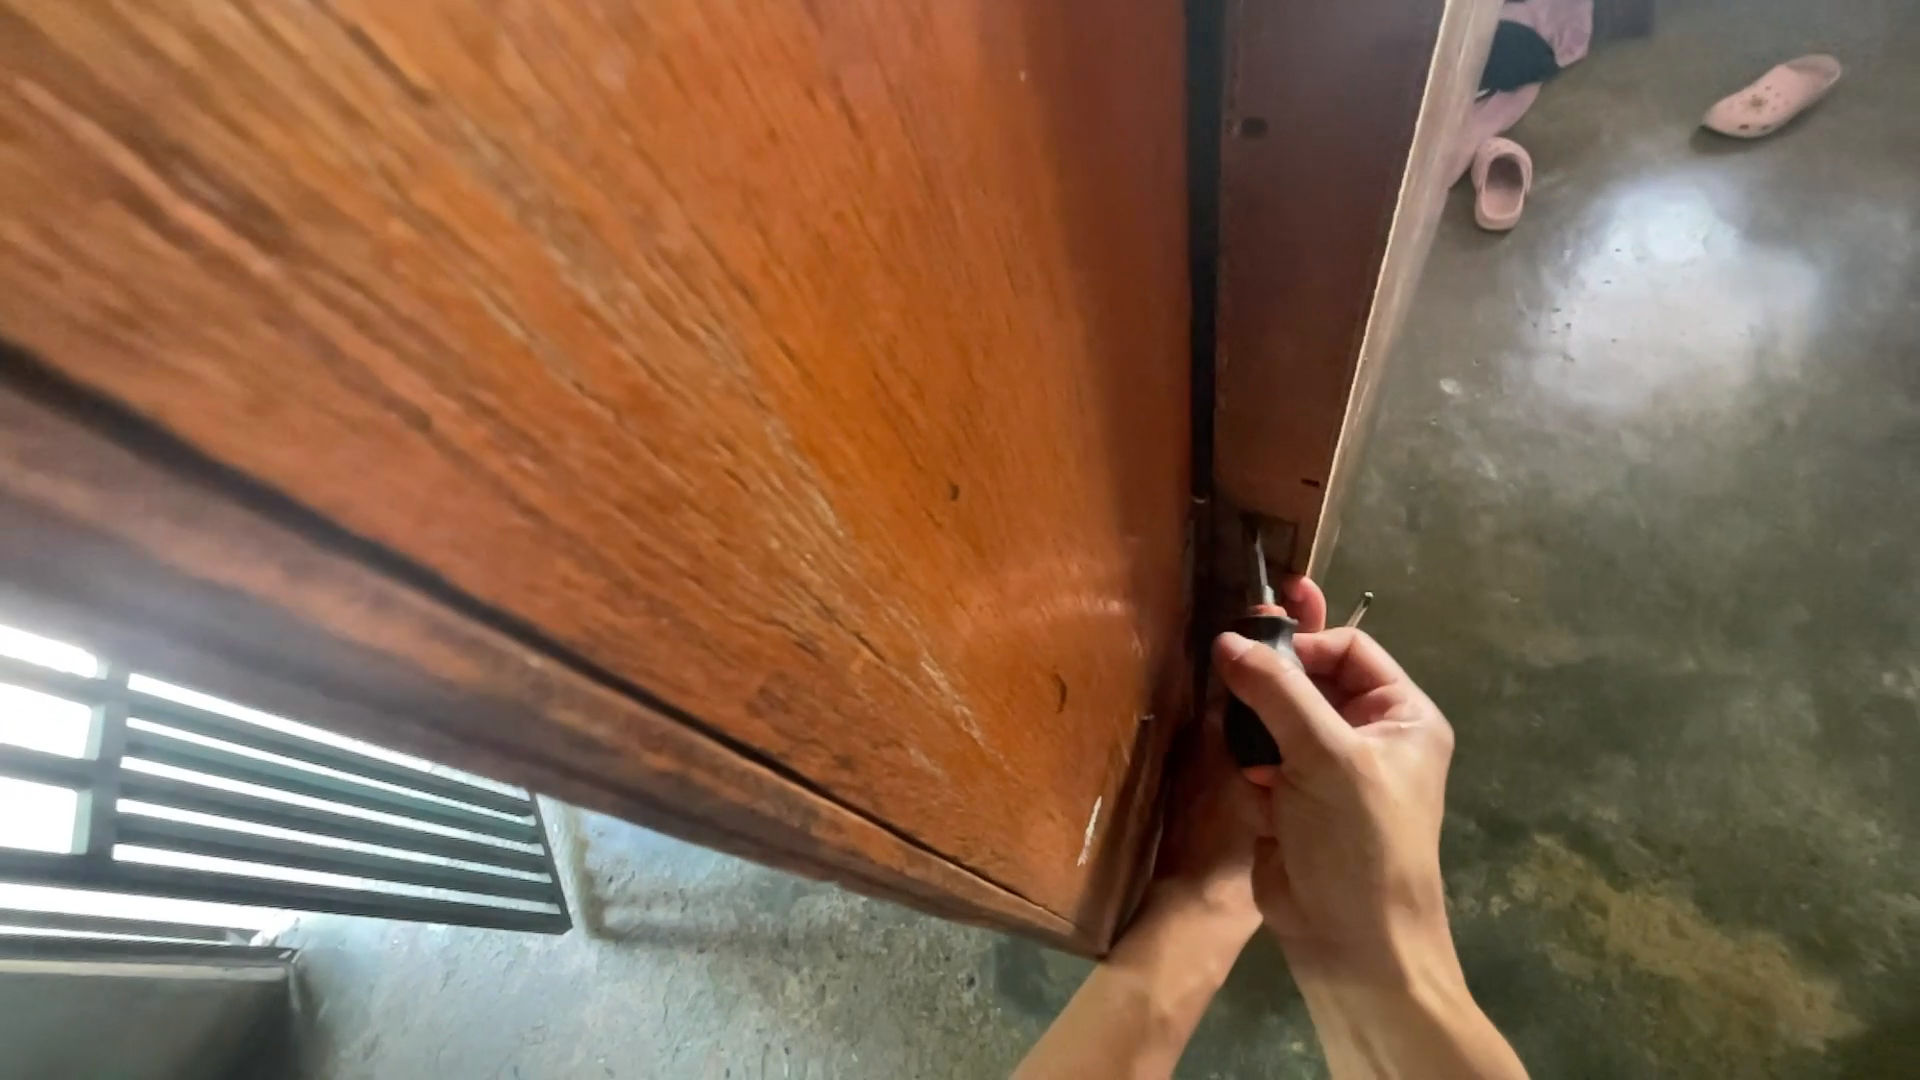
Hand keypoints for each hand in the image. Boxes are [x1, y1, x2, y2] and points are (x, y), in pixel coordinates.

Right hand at [1142, 576, 1328, 935]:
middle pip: (1304, 678)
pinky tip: (1252, 789)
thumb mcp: (1326, 756)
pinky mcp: (1287, 793)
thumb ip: (1275, 690)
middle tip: (1225, 671)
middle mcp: (1362, 732)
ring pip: (1270, 714)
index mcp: (1398, 715)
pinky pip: (1255, 753)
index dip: (1302, 645)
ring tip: (1248, 750)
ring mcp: (1322, 764)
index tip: (1253, 654)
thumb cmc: (1360, 842)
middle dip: (1267, 684)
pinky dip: (1246, 764)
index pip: (1346, 648)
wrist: (1350, 946)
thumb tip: (1224, 638)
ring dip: (1251, 728)